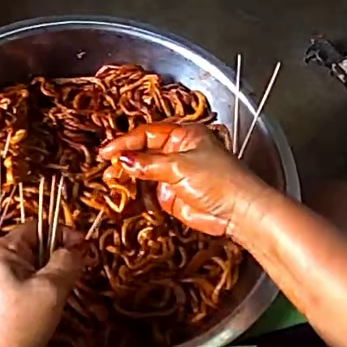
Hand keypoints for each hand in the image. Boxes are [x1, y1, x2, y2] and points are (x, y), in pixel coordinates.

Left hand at [0, 221, 84, 346]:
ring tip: (71, 286)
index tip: (85, 246)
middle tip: (82, 267)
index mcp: (1, 250)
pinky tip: (57, 299)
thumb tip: (79, 246)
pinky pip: (30, 279)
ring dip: (56, 272)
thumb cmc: (19, 325)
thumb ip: (67, 261)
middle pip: (37, 244)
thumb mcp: (51, 289)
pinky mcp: (3, 294)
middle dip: (61, 254)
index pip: (37, 226)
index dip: (63, 232)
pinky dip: (46, 285)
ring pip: (36, 263)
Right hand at [98, 122, 269, 237]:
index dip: (126, 141)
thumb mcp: (180, 166)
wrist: (238, 213)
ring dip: (127, 176)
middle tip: (107, 167)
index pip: (147, 133)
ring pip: (143, 171)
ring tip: (112, 180)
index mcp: (183, 135)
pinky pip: (147, 191)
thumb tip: (123, 160)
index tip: (108, 151)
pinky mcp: (171, 195)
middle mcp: (177, 152)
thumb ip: (148, 163)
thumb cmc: (219, 180)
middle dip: (124, 158)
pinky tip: (123, 192)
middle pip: (143, 151)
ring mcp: (173, 173)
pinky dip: (135, 192)